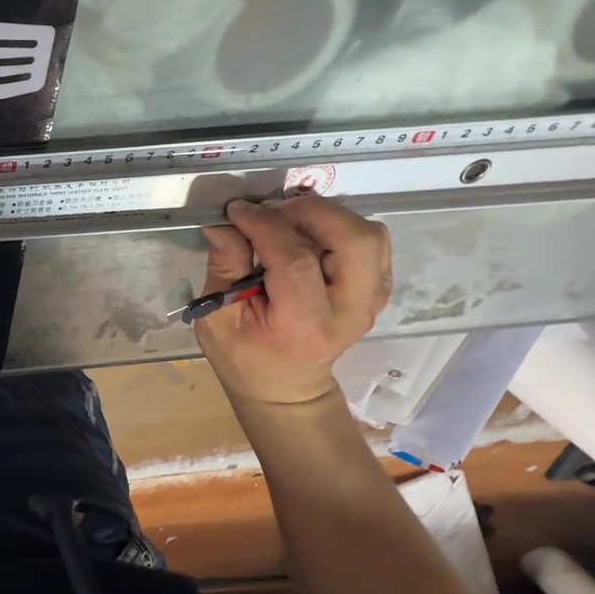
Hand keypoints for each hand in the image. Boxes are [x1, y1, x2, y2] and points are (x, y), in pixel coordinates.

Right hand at [194, 194, 391, 406]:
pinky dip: (341, 226)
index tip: (238, 209)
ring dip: (329, 216)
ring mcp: (372, 298)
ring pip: (369, 234)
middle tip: (271, 208)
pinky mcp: (379, 288)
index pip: (296, 260)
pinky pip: (372, 241)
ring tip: (288, 217)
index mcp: (304, 324)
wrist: (285, 385)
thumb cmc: (242, 357)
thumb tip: (225, 223)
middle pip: (353, 240)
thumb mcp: (216, 319)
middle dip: (311, 212)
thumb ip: (225, 268)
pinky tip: (309, 231)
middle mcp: (350, 309)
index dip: (266, 226)